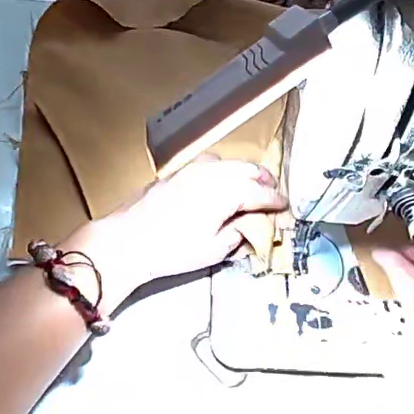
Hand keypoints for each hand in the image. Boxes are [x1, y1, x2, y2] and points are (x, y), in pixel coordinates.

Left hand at [63, 157, 287, 312]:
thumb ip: (237, 234)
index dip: (277, 202)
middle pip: (249, 170)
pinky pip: (210, 164)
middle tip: (272, 196)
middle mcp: (214, 173)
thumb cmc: (172, 249)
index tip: (285, 208)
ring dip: (244, 173)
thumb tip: (249, 227)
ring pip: (229, 163)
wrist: (128, 240)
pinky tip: (220, 182)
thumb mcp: (213, 249)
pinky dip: (223, 171)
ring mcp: (193, 169)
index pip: (261, 194)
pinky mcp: (177, 172)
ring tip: (250, 187)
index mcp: (228, 191)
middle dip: (264, 182)